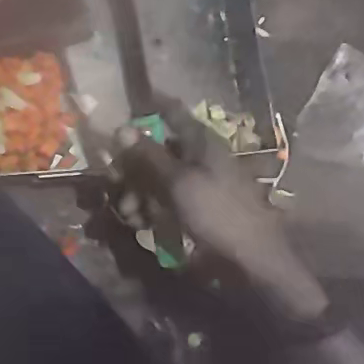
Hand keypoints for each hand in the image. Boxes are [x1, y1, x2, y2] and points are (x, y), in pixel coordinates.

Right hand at [114, 111, 328, 321]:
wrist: (250, 256)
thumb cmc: (218, 212)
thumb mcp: (179, 182)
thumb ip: (148, 155)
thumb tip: (120, 127)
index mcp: (200, 141)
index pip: (170, 110)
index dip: (146, 106)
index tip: (120, 114)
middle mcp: (197, 156)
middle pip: (155, 149)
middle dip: (131, 166)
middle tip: (114, 183)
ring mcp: (196, 183)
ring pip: (155, 177)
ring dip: (136, 192)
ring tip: (129, 214)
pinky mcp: (194, 209)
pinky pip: (163, 201)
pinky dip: (149, 209)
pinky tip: (140, 224)